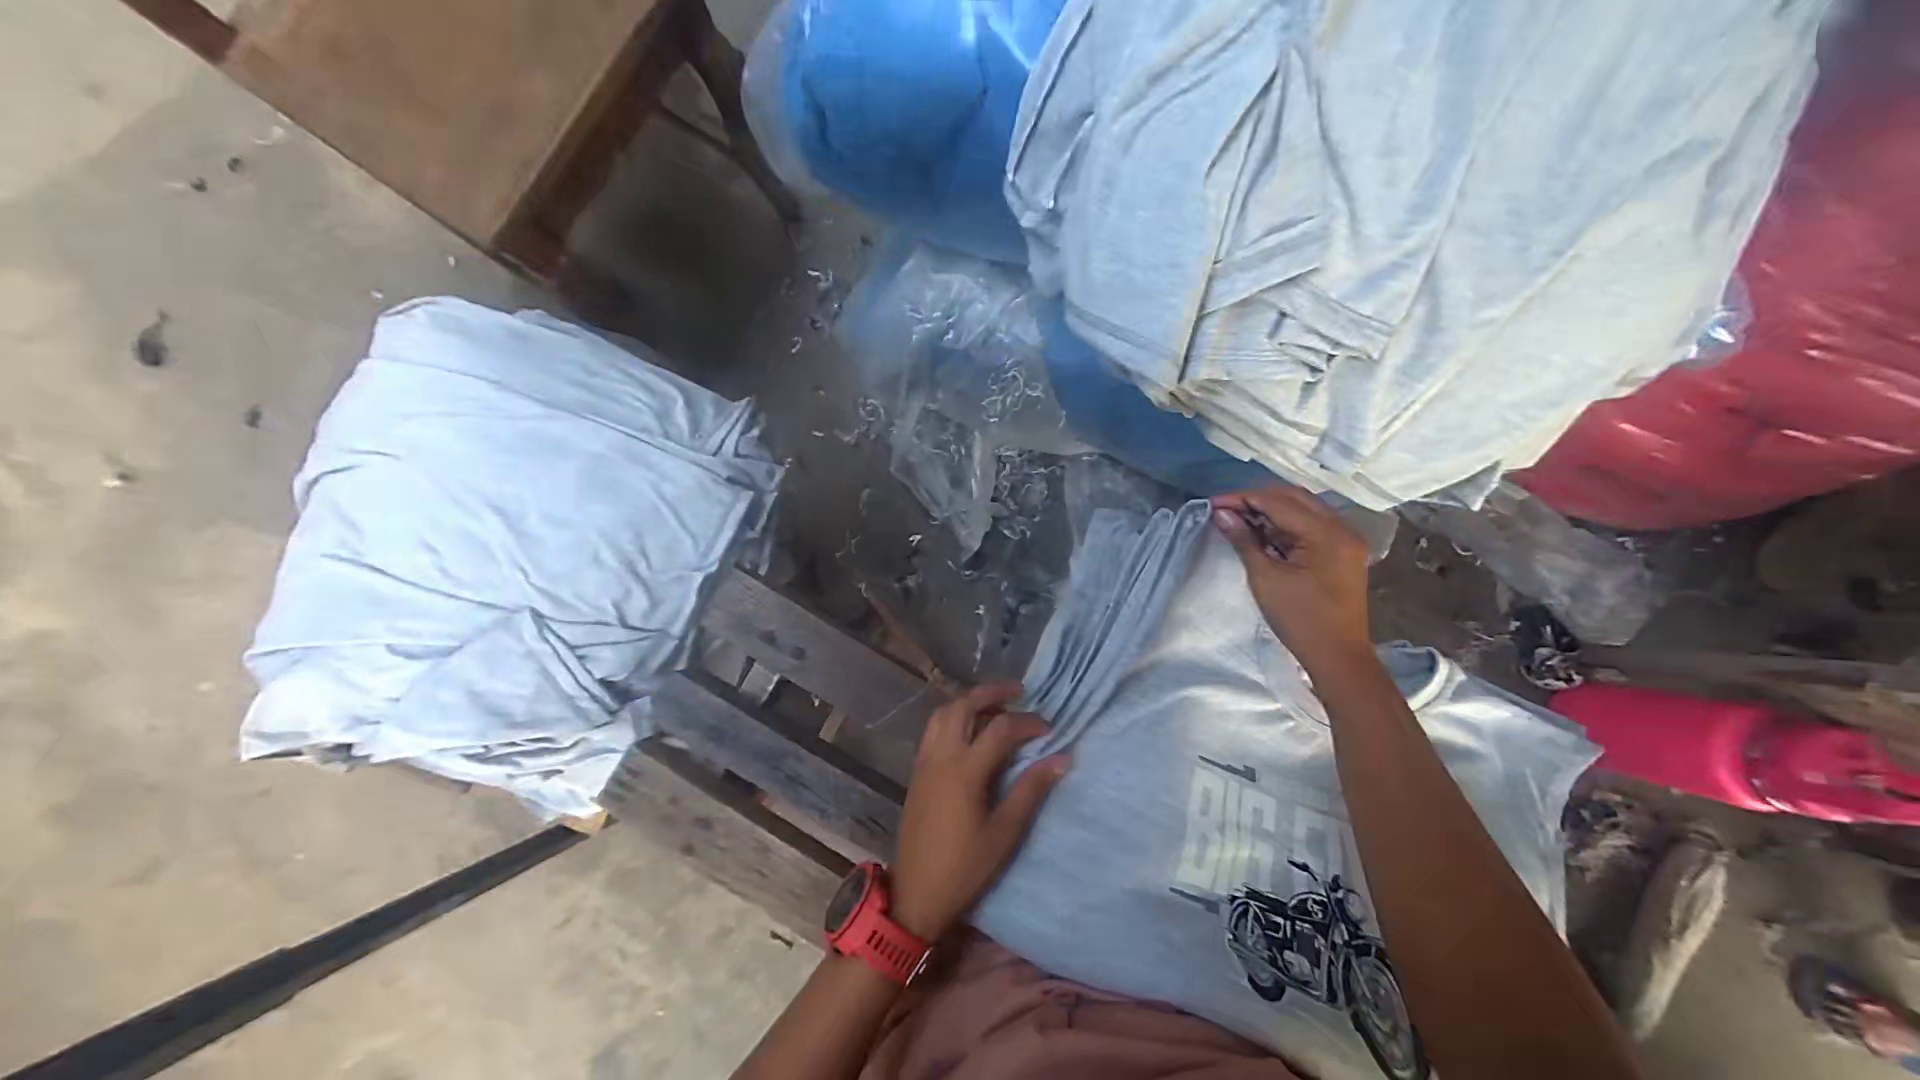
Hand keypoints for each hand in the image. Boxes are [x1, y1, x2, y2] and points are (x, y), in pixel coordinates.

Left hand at [889, 682, 1068, 940]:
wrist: (915, 894)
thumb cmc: (965, 868)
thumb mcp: (1005, 833)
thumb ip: (1031, 790)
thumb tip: (1061, 758)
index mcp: (964, 771)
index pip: (1000, 728)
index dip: (1028, 722)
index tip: (1050, 729)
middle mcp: (941, 757)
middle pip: (962, 706)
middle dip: (991, 692)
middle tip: (1018, 693)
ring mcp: (924, 763)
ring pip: (943, 714)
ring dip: (968, 702)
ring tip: (995, 708)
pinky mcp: (917, 772)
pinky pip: (933, 730)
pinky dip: (953, 717)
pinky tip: (970, 732)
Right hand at [1211, 486, 1372, 674]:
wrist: (1338, 656)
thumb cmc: (1300, 619)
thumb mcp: (1265, 578)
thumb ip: (1244, 540)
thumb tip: (1221, 514)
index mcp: (1327, 533)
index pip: (1279, 502)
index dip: (1243, 499)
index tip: (1213, 504)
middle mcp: (1342, 528)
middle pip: (1294, 497)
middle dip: (1256, 499)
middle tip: (1224, 509)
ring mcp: (1345, 539)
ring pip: (1303, 508)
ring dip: (1270, 510)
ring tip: (1239, 520)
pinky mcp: (1342, 551)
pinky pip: (1310, 525)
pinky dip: (1285, 524)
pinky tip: (1262, 533)